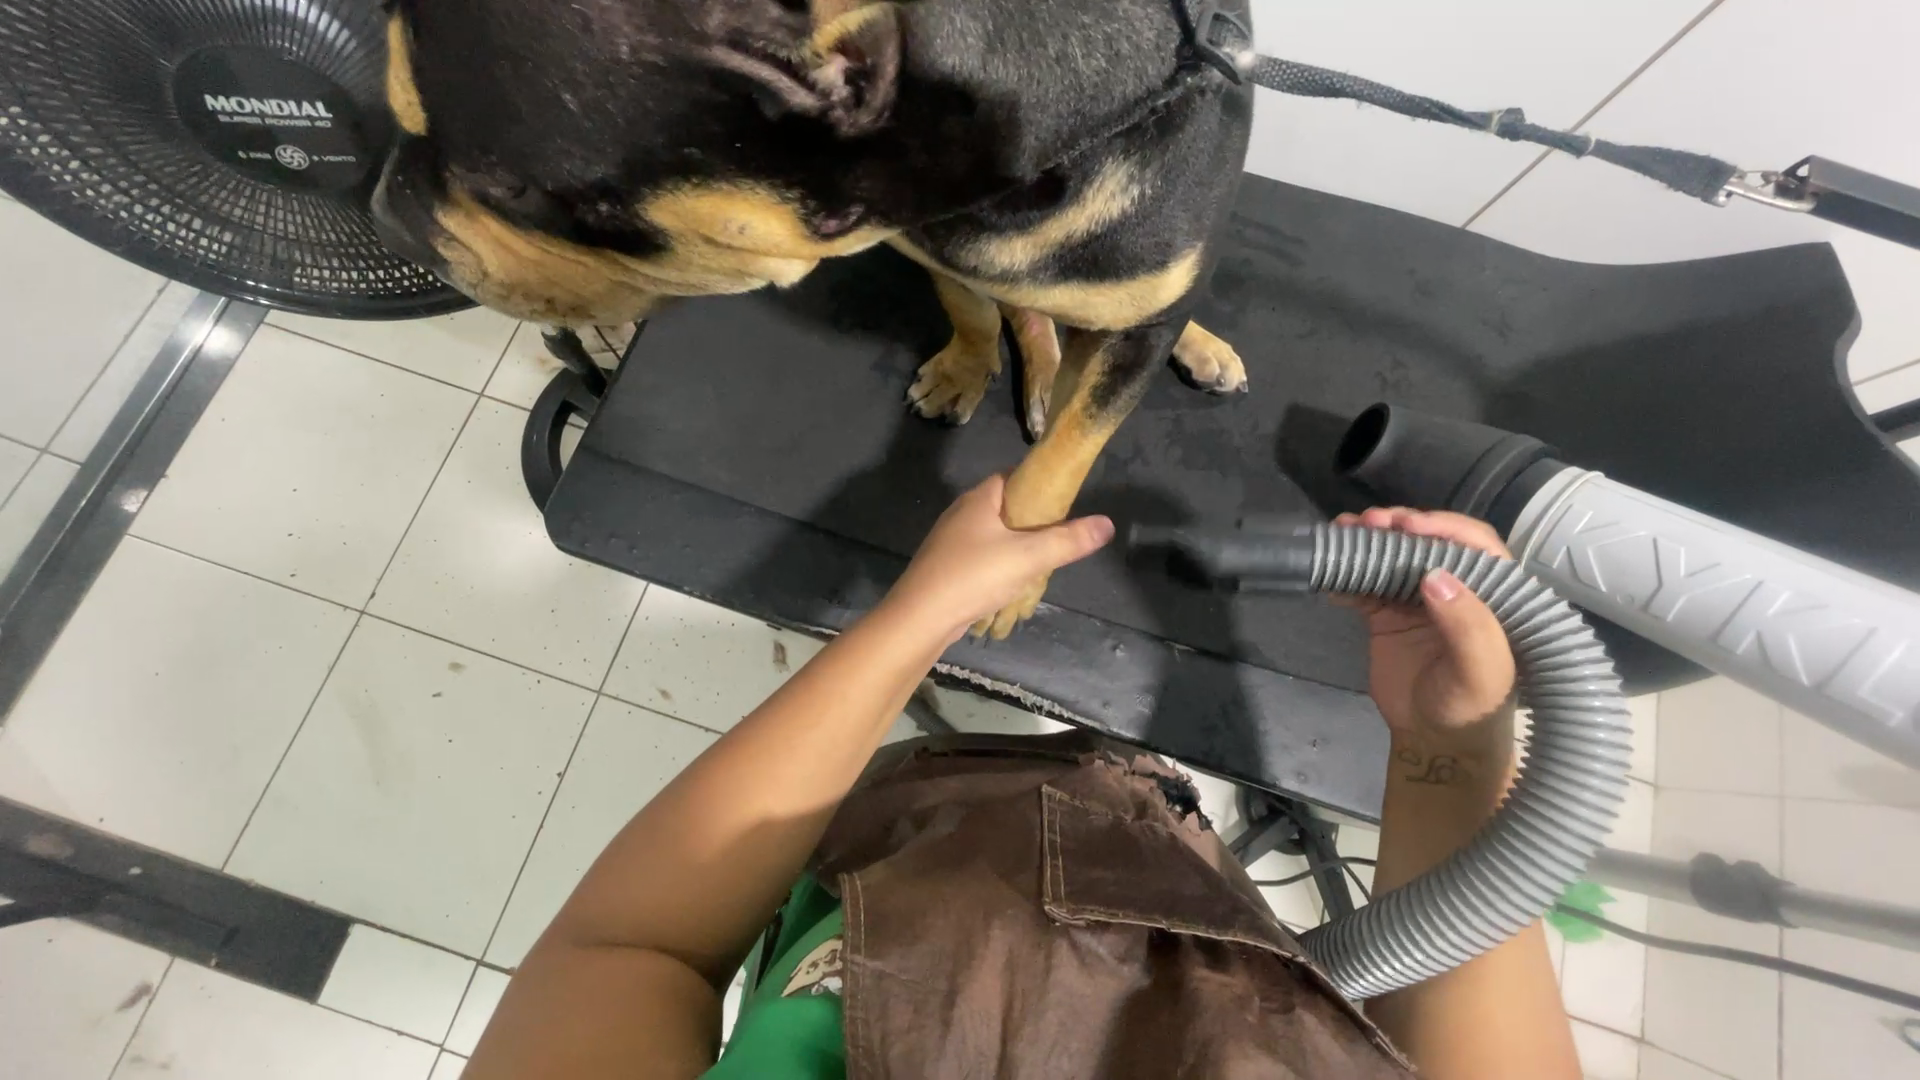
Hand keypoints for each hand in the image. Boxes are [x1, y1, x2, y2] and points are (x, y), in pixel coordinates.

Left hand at [882, 474, 1113, 644]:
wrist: (920, 618)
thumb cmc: (973, 577)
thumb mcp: (1028, 557)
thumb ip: (1068, 540)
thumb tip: (1108, 524)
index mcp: (979, 499)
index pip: (1013, 477)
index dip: (1039, 485)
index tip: (1063, 502)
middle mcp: (961, 513)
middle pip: (1005, 507)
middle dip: (1032, 522)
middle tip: (1057, 539)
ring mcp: (950, 541)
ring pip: (993, 536)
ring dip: (1016, 548)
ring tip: (1039, 566)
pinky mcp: (945, 567)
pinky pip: (981, 558)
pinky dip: (998, 567)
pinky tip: (1010, 586)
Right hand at [1333, 507, 1516, 741]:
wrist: (1433, 741)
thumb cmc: (1470, 707)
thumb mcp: (1482, 672)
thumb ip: (1467, 624)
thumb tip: (1434, 575)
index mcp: (1494, 596)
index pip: (1474, 546)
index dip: (1443, 527)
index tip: (1407, 524)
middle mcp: (1458, 590)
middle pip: (1428, 543)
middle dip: (1398, 526)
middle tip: (1368, 522)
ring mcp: (1418, 601)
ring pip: (1393, 557)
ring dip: (1368, 541)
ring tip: (1343, 531)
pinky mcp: (1386, 615)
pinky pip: (1363, 584)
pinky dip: (1344, 572)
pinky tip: (1328, 568)